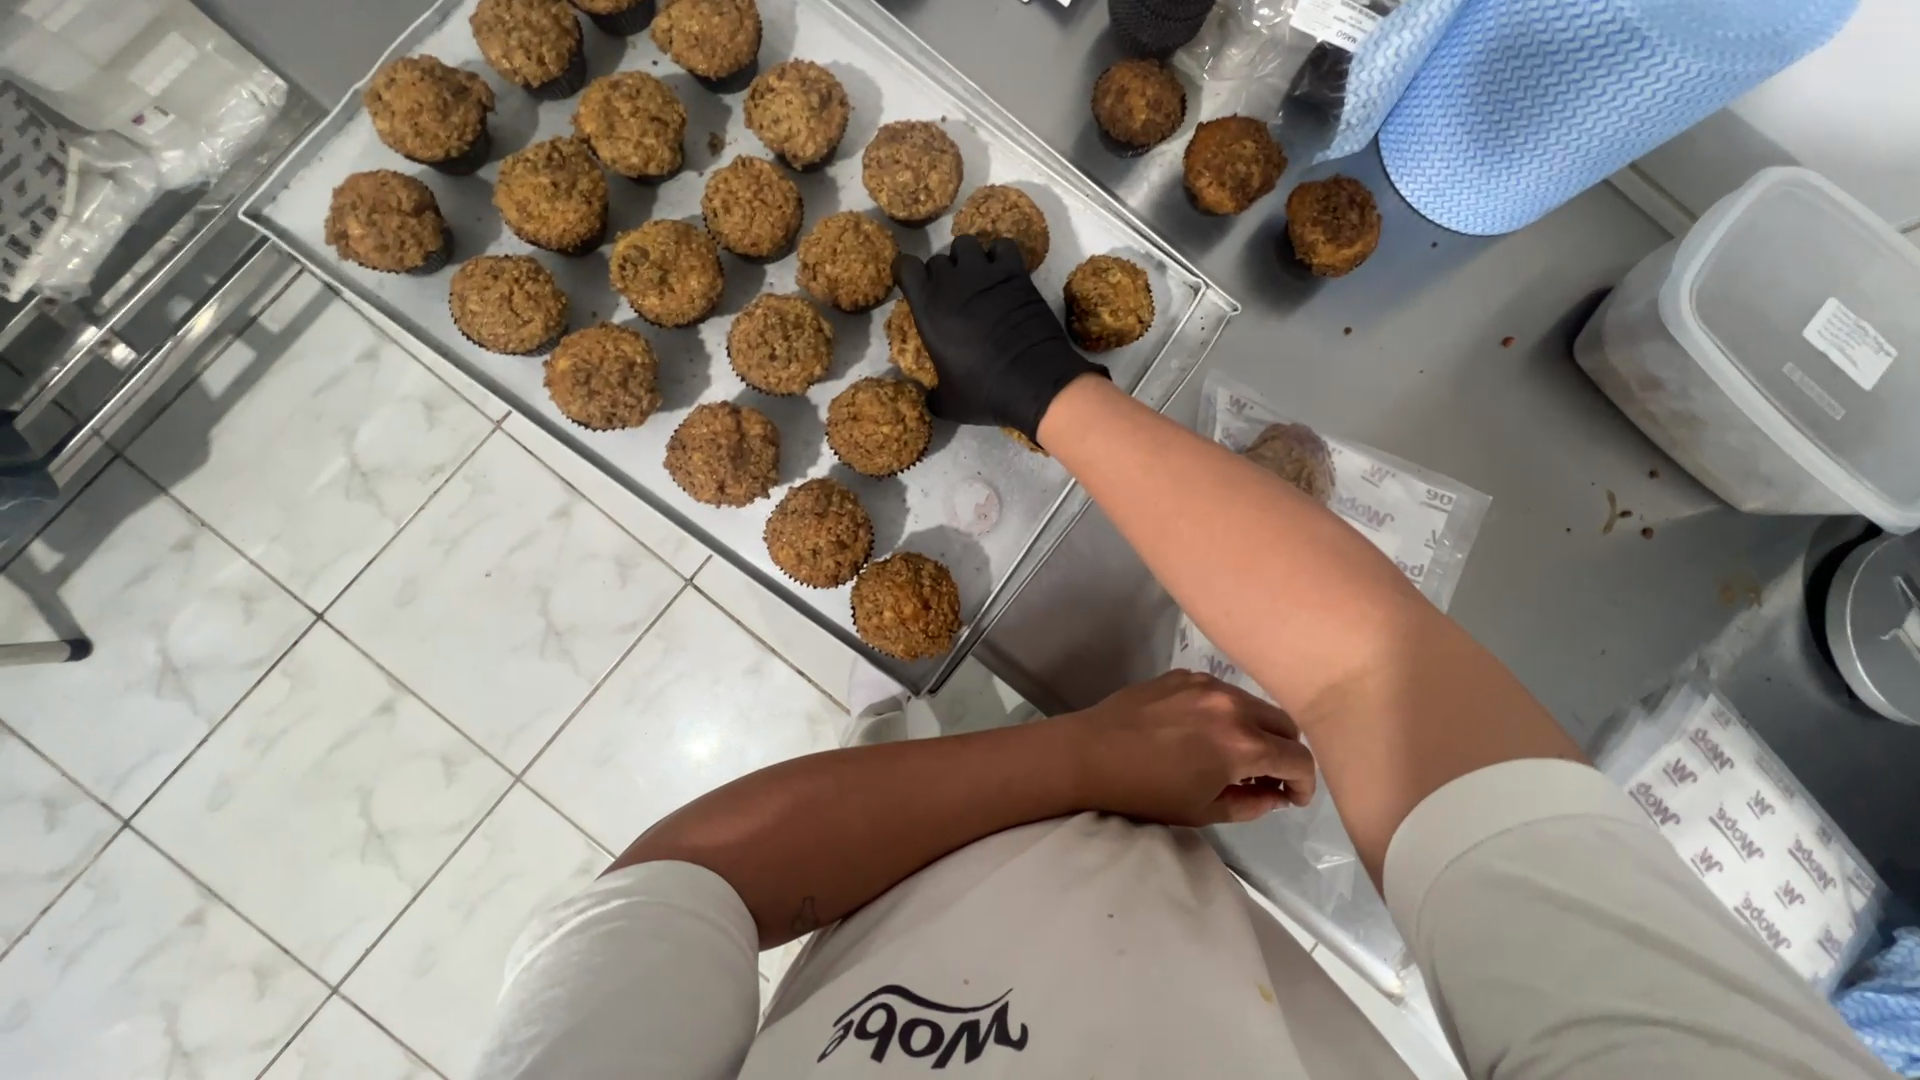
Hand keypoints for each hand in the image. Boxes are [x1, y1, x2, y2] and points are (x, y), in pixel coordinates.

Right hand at [892, 235, 1106, 440]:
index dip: (908, 274)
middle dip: (943, 273)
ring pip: (967, 244)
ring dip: (969, 259)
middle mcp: (952, 282)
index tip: (916, 289)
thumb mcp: (948, 403)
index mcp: (928, 307)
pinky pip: (1002, 245)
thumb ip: (932, 395)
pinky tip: (1004, 275)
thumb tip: (927, 399)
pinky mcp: (1015, 272)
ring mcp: (985, 273)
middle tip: (954, 295)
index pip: (904, 266)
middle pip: (938, 258)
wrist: (1034, 382)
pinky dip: (1000, 256)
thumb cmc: (985, 392)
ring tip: (978, 279)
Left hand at [1053, 671, 1316, 826]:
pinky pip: (1221, 690)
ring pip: (1253, 703)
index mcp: (1243, 743)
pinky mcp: (1183, 674)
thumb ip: (1251, 803)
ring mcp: (1206, 683)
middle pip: (1284, 724)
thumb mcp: (1204, 810)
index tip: (1291, 797)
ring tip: (1234, 754)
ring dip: (1257, 729)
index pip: (1298, 759)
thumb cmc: (1146, 791)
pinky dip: (1226, 711)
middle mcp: (1232, 704)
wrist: (1089, 753)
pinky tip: (1202, 731)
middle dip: (1285, 752)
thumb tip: (1274, 795)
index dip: (1304, 784)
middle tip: (1266, 776)